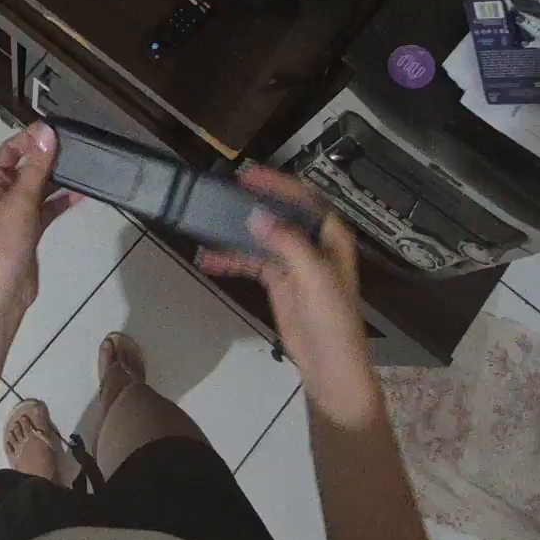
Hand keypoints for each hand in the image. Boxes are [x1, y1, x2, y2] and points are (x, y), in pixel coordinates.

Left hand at [0, 123, 82, 316]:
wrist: (3, 291)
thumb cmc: (4, 242)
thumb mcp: (21, 200)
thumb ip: (37, 166)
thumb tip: (47, 131)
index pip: (10, 150)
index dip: (31, 138)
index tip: (57, 129)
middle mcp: (0, 194)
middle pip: (26, 167)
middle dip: (48, 157)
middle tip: (77, 146)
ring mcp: (15, 212)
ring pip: (39, 188)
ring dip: (58, 179)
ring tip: (84, 166)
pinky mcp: (29, 229)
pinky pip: (47, 208)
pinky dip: (61, 201)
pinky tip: (82, 194)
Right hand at [196, 167, 381, 423]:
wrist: (330, 365)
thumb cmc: (332, 318)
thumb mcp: (314, 277)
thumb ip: (287, 243)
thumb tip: (255, 217)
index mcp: (330, 236)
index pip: (304, 199)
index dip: (279, 184)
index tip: (249, 175)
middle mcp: (311, 242)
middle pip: (279, 213)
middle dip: (253, 202)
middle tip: (224, 191)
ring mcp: (293, 261)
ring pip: (260, 236)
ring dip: (235, 231)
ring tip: (208, 223)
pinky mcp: (277, 279)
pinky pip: (249, 260)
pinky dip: (230, 259)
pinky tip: (208, 260)